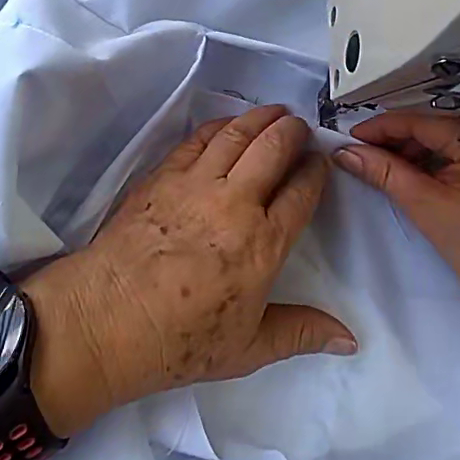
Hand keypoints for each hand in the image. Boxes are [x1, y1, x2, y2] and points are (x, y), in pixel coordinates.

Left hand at [23, 105, 356, 436]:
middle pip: (271, 150)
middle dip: (292, 132)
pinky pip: (193, 141)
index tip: (321, 161)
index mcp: (263, 243)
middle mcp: (233, 203)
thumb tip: (349, 339)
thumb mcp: (248, 347)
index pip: (301, 194)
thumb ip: (300, 333)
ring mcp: (193, 185)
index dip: (316, 172)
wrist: (109, 316)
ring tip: (272, 112)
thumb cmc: (181, 338)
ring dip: (257, 119)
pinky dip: (214, 127)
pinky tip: (222, 125)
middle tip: (299, 126)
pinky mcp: (159, 178)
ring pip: (233, 136)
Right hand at [331, 110, 459, 349]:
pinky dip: (438, 168)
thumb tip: (350, 153)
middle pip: (436, 129)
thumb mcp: (427, 208)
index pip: (420, 121)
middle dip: (395, 141)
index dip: (379, 127)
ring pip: (451, 145)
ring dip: (415, 155)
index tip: (351, 139)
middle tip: (363, 157)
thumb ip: (385, 173)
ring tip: (388, 174)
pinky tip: (419, 184)